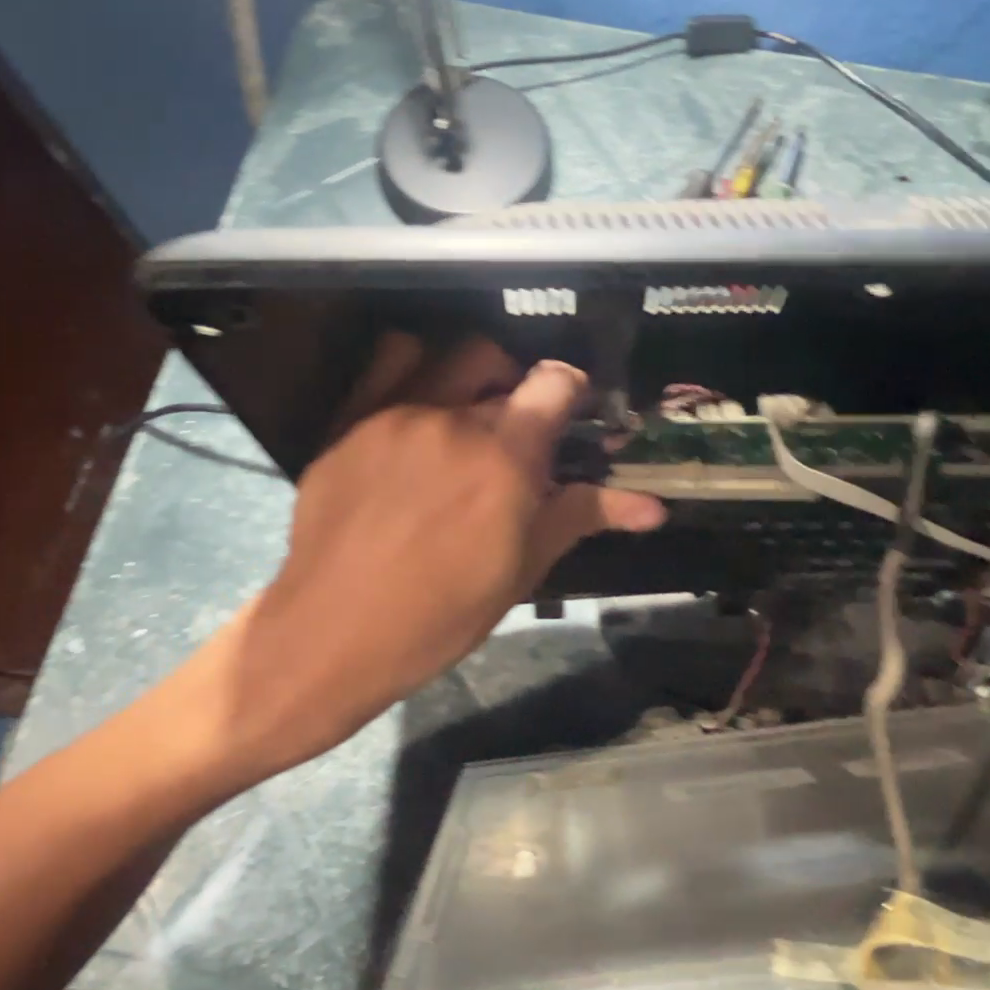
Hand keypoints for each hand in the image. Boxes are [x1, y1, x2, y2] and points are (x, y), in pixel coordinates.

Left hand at [213, 333, 665, 775]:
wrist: (335, 631)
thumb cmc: (441, 615)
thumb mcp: (522, 570)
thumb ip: (581, 517)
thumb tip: (654, 507)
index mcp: (506, 457)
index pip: (556, 381)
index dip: (571, 391)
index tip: (569, 416)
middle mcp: (454, 419)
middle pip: (504, 368)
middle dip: (520, 391)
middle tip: (517, 434)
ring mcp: (397, 413)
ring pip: (450, 357)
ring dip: (473, 375)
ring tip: (467, 414)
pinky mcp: (351, 419)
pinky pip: (389, 360)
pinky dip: (415, 367)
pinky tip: (417, 404)